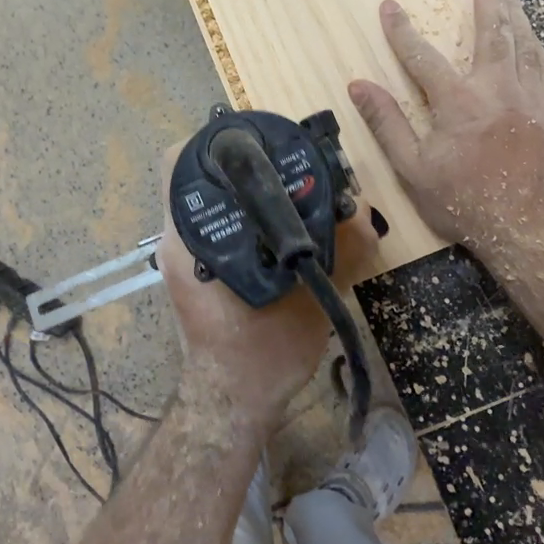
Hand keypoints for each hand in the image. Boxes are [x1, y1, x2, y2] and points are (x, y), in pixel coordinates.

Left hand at [157, 159, 381, 433]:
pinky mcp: (198, 268)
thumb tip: (365, 210)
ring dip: (244, 185)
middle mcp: (178, 238)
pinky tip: (283, 219)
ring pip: (207, 195)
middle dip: (240, 159)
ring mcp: (184, 254)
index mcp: (189, 240)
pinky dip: (246, 211)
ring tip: (289, 181)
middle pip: (194, 170)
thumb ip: (340, 255)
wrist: (235, 405)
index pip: (180, 160)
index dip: (217, 137)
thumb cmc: (260, 357)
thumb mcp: (307, 305)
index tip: (261, 139)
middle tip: (286, 158)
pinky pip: (217, 222)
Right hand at [348, 0, 543, 251]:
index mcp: (458, 101)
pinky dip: (536, 44)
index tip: (389, 6)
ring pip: (524, 41)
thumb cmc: (465, 202)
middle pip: (491, 29)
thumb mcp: (413, 169)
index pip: (422, 55)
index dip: (402, 30)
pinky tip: (533, 35)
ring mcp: (534, 96)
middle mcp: (498, 87)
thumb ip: (387, 123)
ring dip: (514, 10)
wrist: (532, 229)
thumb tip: (358, 85)